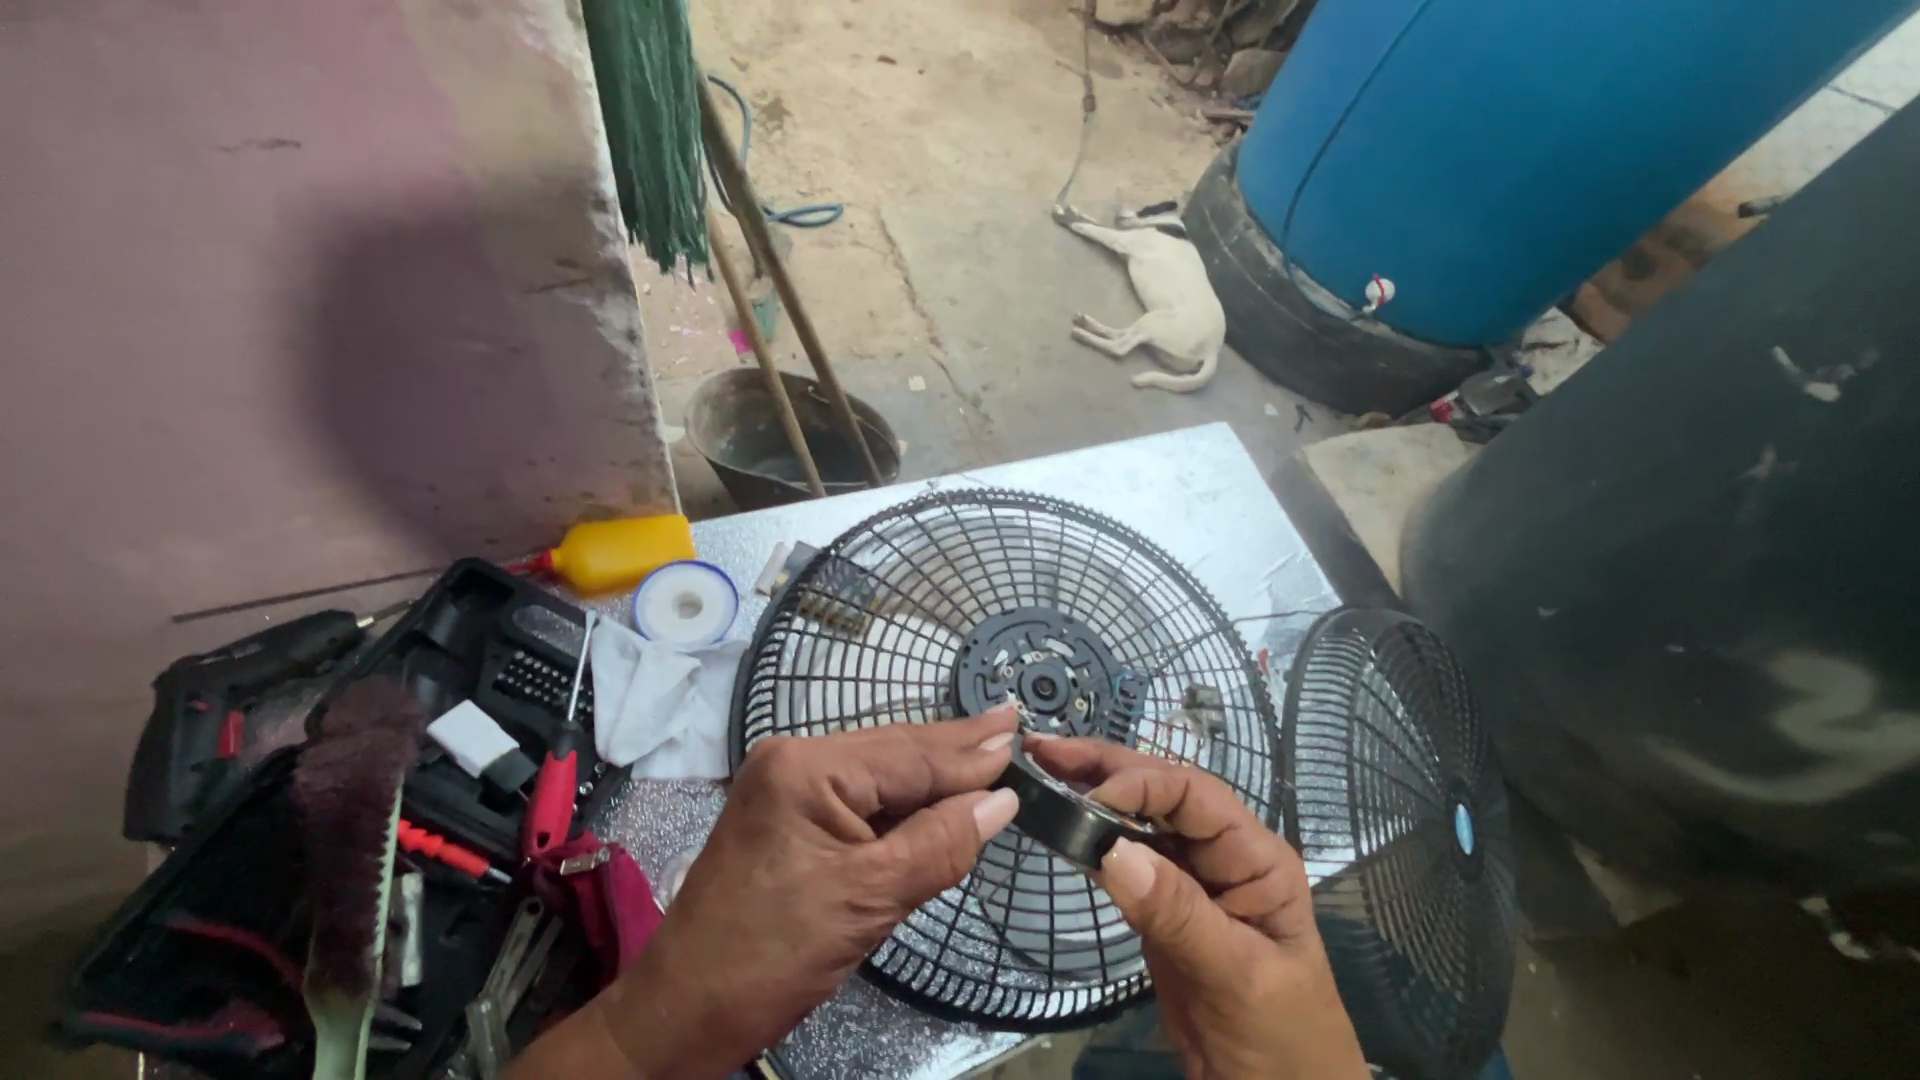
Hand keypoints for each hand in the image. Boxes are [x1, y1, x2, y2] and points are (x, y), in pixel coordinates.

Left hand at [511, 708, 1021, 1079]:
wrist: (683, 1012)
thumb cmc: (770, 957)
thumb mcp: (867, 901)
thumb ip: (940, 844)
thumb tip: (1002, 801)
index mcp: (808, 769)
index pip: (909, 755)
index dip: (968, 754)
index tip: (1019, 738)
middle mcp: (796, 760)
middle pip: (894, 752)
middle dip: (954, 749)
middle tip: (1009, 721)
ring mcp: (788, 786)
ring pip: (879, 774)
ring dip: (933, 774)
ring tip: (988, 746)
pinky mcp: (789, 815)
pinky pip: (860, 798)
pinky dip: (903, 802)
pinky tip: (938, 791)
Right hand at [1029, 737, 1368, 1079]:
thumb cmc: (1282, 1041)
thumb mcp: (1237, 975)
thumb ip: (1177, 912)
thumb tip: (1108, 847)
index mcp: (1254, 856)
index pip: (1194, 795)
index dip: (1139, 784)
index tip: (1086, 797)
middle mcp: (1221, 853)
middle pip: (1161, 793)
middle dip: (1105, 767)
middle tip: (1043, 749)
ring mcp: (1189, 878)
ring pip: (1137, 820)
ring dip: (1091, 793)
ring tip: (1042, 770)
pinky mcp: (1161, 907)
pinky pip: (1124, 860)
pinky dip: (1091, 839)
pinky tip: (1062, 824)